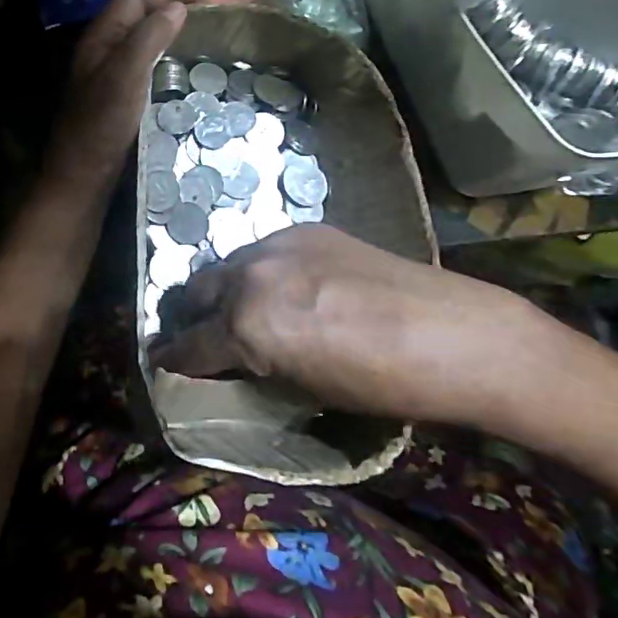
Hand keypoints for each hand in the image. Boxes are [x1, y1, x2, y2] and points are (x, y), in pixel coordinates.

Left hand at [43, 0, 206, 196]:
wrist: (82, 174)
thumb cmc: (102, 124)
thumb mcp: (126, 75)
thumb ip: (149, 38)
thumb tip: (176, 8)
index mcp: (100, 39)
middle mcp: (101, 51)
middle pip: (136, 13)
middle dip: (168, 0)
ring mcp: (107, 73)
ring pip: (139, 36)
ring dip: (166, 23)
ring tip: (196, 23)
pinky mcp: (116, 94)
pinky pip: (143, 58)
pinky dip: (163, 49)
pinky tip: (178, 60)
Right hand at [151, 225, 565, 427]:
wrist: (453, 334)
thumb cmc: (382, 384)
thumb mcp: (304, 388)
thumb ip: (255, 365)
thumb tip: (232, 360)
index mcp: (246, 326)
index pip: (190, 345)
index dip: (173, 360)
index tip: (163, 364)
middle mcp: (249, 276)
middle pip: (196, 293)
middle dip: (193, 318)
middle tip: (203, 336)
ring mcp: (277, 245)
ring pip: (228, 265)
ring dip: (225, 289)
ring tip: (246, 308)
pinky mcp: (306, 229)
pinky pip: (264, 250)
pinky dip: (263, 271)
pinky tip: (289, 286)